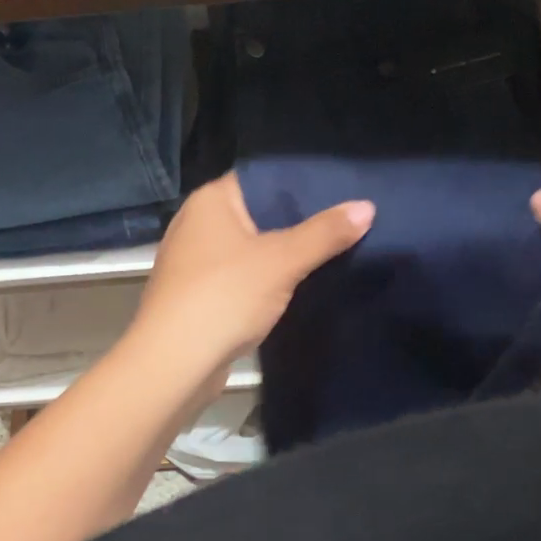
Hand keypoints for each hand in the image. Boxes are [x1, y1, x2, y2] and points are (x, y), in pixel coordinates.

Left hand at [121, 173, 374, 392]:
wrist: (174, 362)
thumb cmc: (224, 296)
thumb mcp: (282, 261)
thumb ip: (324, 233)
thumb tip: (367, 206)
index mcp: (210, 201)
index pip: (260, 178)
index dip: (299, 183)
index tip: (341, 191)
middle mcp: (196, 223)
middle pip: (255, 213)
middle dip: (296, 221)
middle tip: (347, 223)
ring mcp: (192, 261)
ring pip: (248, 248)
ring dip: (281, 254)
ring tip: (332, 252)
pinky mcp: (196, 295)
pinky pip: (238, 277)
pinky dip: (264, 280)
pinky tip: (296, 287)